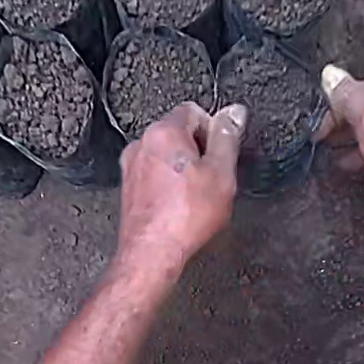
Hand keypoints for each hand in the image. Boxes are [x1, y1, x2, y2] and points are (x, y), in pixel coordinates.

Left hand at [116, 102, 244, 271]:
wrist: (151, 252)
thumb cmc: (184, 217)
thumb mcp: (221, 173)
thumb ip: (228, 138)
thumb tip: (234, 112)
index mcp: (164, 131)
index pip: (194, 110)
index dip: (214, 131)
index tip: (221, 155)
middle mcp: (142, 144)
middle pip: (178, 133)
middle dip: (198, 152)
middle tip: (211, 179)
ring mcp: (131, 168)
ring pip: (165, 157)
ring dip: (182, 171)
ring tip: (195, 198)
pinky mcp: (129, 190)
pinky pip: (154, 177)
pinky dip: (168, 187)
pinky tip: (179, 208)